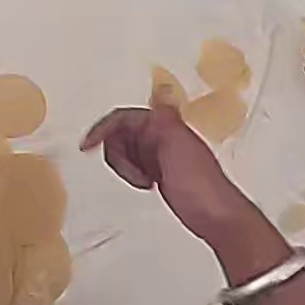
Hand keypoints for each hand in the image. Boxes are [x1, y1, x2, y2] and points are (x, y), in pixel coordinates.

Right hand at [81, 104, 258, 245]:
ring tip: (145, 181)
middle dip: (119, 155)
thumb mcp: (178, 146)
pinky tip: (147, 184)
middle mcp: (160, 135)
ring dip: (126, 167)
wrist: (216, 218)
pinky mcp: (157, 172)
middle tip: (136, 174)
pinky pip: (132, 165)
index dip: (103, 129)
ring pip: (125, 151)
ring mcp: (158, 154)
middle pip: (120, 134)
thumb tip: (161, 85)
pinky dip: (131, 174)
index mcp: (164, 124)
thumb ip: (163, 118)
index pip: (124, 118)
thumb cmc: (199, 184)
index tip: (87, 146)